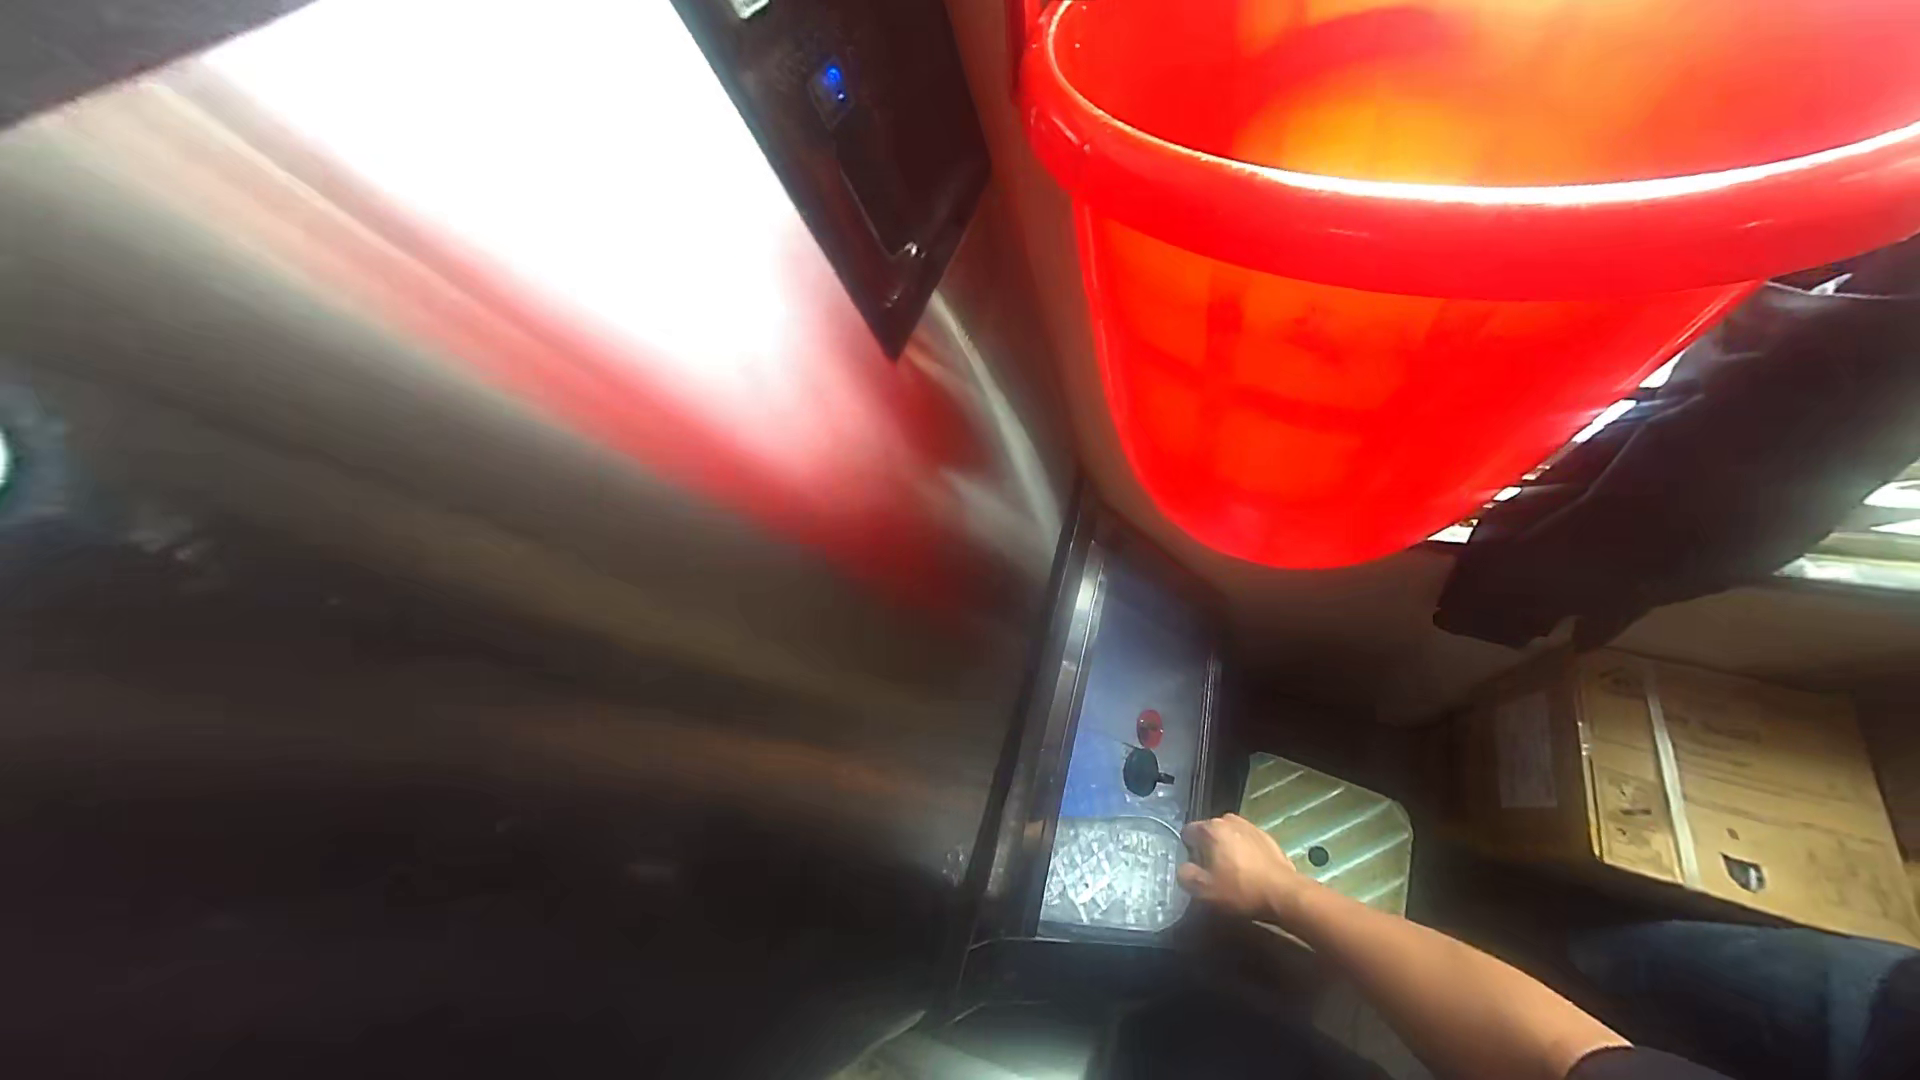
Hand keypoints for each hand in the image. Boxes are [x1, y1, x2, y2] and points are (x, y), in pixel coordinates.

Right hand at [1178, 813, 1307, 921]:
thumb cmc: (1241, 890)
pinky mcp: (1267, 837)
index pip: (1187, 832)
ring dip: (1227, 848)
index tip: (1198, 869)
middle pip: (1208, 832)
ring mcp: (1249, 826)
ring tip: (1235, 872)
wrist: (1286, 895)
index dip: (1189, 851)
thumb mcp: (1204, 890)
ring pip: (1228, 835)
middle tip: (1215, 873)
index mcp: (1210, 828)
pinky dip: (1245, 852)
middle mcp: (1227, 820)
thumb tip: (1184, 868)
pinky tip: (1252, 871)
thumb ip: (1185, 875)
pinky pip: (1247, 841)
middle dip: (1208, 848)